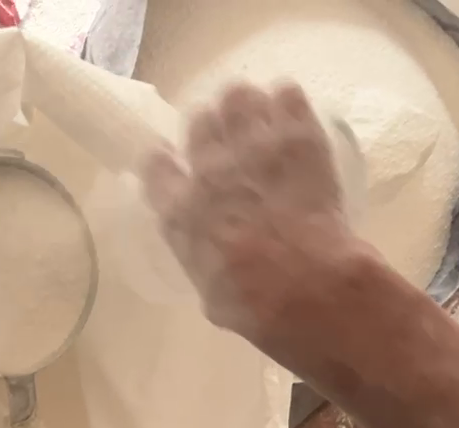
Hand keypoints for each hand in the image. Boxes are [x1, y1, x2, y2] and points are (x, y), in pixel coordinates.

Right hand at [141, 82, 380, 360]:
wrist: (303, 283)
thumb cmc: (248, 302)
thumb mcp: (204, 285)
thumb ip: (200, 253)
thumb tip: (210, 251)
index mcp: (179, 210)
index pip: (155, 164)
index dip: (162, 161)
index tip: (170, 164)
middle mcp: (209, 169)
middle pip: (200, 120)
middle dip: (209, 129)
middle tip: (225, 144)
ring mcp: (255, 146)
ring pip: (239, 96)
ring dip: (245, 109)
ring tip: (258, 126)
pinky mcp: (298, 135)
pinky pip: (286, 95)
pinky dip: (285, 104)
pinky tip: (289, 122)